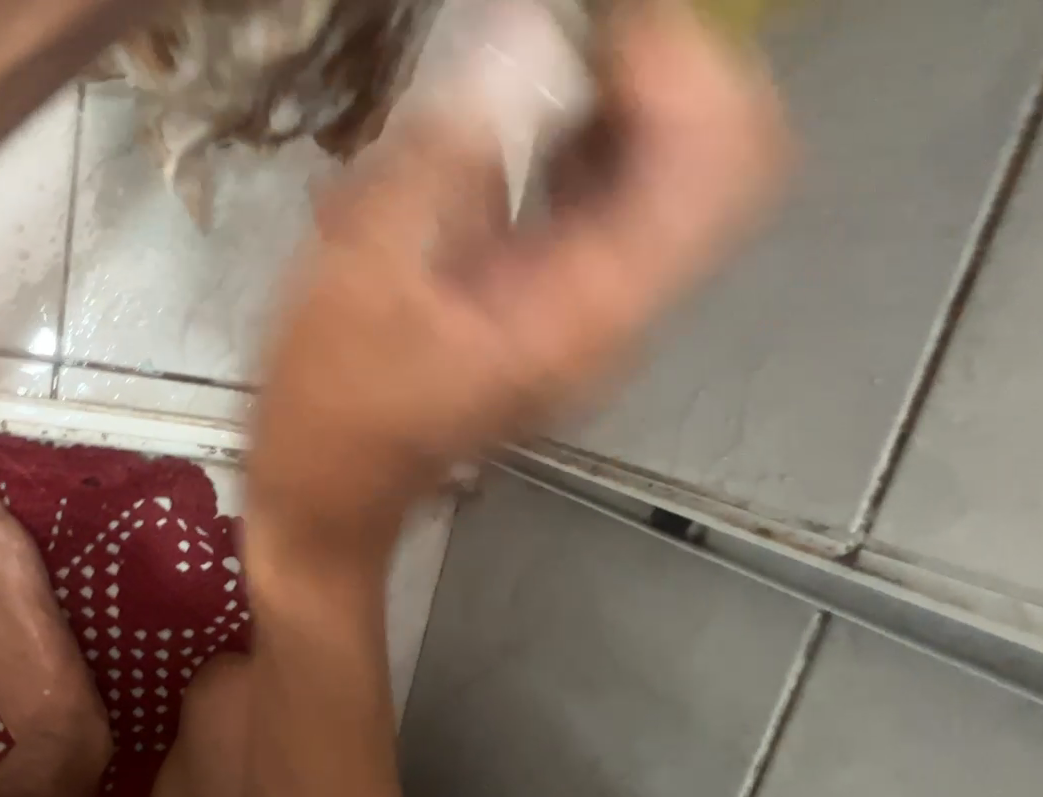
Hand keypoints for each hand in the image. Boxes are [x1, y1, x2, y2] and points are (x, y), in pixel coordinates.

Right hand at [246, 0, 789, 557]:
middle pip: (697, 156)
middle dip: (631, 76)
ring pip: (639, 177)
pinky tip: (467, 154)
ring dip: (585, 109)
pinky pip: (580, 208)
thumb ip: (442, 158)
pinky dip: (543, 157)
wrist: (324, 503)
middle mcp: (611, 308)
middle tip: (538, 41)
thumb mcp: (360, 280)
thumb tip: (521, 37)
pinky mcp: (541, 308)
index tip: (591, 24)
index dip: (681, 63)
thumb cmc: (328, 414)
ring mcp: (581, 309)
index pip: (718, 160)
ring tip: (495, 89)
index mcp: (586, 312)